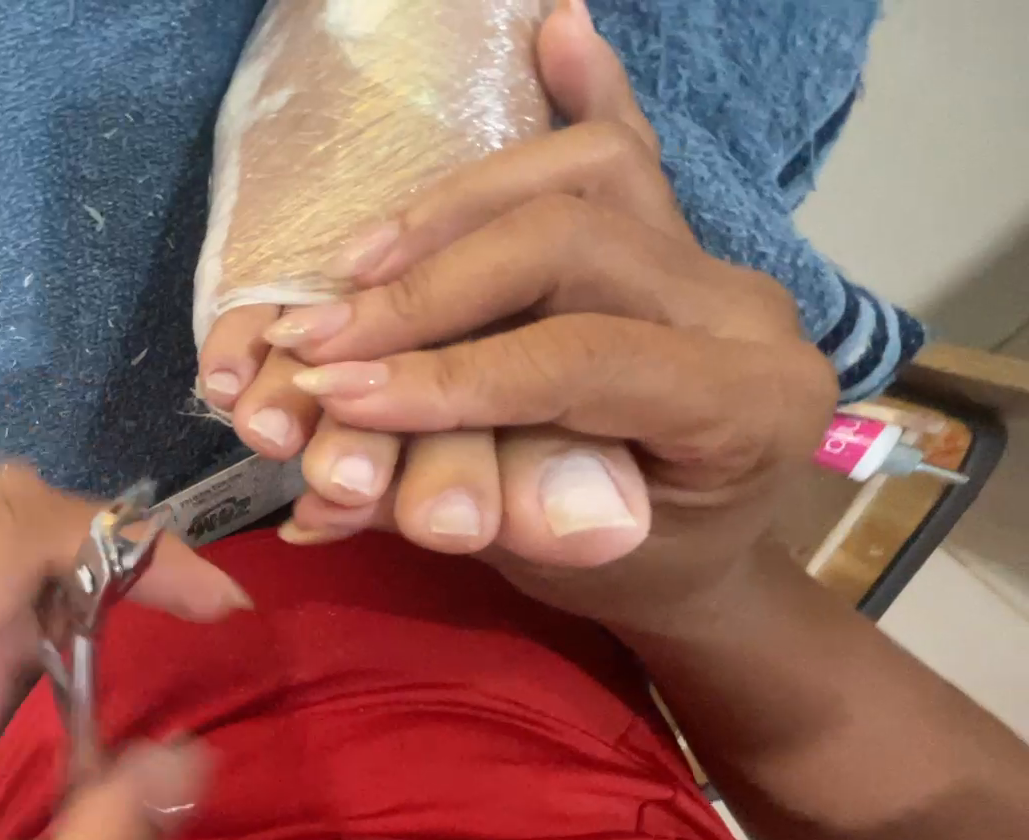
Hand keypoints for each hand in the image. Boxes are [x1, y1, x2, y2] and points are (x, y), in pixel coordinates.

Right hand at [275, 8, 835, 631]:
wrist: (690, 548)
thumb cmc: (620, 569)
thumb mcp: (540, 565)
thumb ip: (443, 513)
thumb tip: (318, 498)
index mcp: (735, 408)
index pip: (576, 361)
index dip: (444, 378)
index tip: (337, 395)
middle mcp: (738, 310)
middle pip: (573, 242)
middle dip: (425, 293)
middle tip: (319, 333)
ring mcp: (706, 262)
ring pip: (590, 174)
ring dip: (452, 209)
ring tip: (355, 259)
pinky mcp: (670, 242)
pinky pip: (633, 149)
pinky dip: (587, 87)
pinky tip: (554, 32)